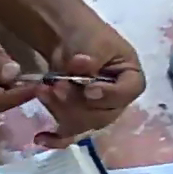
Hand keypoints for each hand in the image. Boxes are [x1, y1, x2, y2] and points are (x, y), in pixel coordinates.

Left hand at [32, 21, 145, 148]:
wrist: (65, 37)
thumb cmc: (86, 35)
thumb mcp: (95, 42)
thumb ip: (94, 57)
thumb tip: (86, 67)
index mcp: (130, 79)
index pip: (128, 93)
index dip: (109, 95)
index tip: (89, 88)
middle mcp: (117, 102)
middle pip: (101, 116)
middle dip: (76, 102)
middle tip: (56, 86)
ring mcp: (97, 113)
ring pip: (82, 125)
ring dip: (60, 110)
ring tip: (43, 90)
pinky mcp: (78, 120)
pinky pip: (69, 135)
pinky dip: (55, 138)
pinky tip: (41, 138)